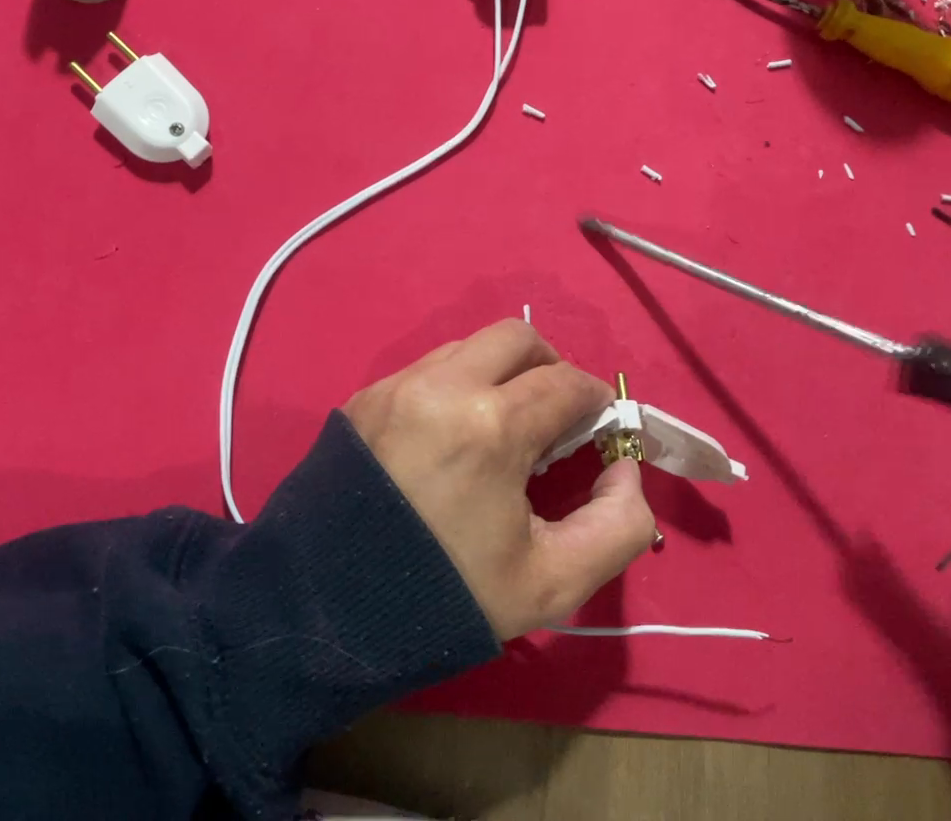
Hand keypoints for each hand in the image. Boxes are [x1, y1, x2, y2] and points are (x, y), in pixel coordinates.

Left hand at [342, 319, 656, 640]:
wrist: (328, 611)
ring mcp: (394, 387)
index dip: (597, 403)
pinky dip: (455, 388)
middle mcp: (440, 386)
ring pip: (466, 349)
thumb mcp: (554, 583)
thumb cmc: (447, 597)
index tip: (600, 430)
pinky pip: (425, 371)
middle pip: (516, 338)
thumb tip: (622, 470)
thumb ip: (618, 524)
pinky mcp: (362, 400)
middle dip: (550, 369)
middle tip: (557, 418)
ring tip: (502, 431)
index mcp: (490, 424)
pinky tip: (452, 440)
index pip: (567, 382)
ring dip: (499, 375)